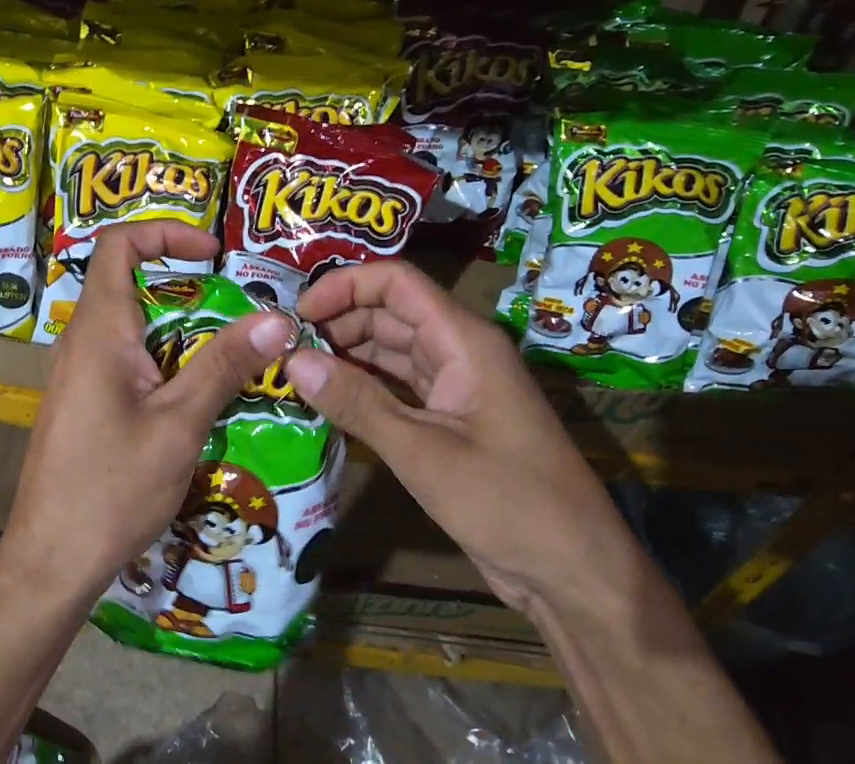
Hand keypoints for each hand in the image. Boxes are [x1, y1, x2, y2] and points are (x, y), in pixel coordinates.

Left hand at [0, 221, 294, 605]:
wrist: (52, 560)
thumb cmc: (112, 488)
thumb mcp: (179, 424)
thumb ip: (224, 365)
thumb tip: (278, 318)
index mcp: (99, 331)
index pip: (118, 245)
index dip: (165, 231)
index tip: (214, 252)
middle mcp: (82, 342)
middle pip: (131, 284)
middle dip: (189, 287)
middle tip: (241, 309)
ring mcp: (80, 375)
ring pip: (134, 327)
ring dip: (183, 330)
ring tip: (233, 352)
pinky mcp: (85, 404)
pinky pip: (128, 361)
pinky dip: (166, 361)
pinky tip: (201, 397)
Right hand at [283, 260, 638, 615]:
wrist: (572, 572)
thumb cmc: (507, 503)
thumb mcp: (423, 452)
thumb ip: (357, 403)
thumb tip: (293, 361)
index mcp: (464, 341)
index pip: (397, 283)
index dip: (344, 286)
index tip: (296, 315)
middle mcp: (460, 353)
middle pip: (389, 313)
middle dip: (337, 322)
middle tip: (283, 349)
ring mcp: (456, 388)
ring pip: (390, 350)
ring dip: (346, 356)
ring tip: (293, 372)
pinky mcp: (450, 422)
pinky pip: (398, 386)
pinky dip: (363, 388)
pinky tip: (326, 400)